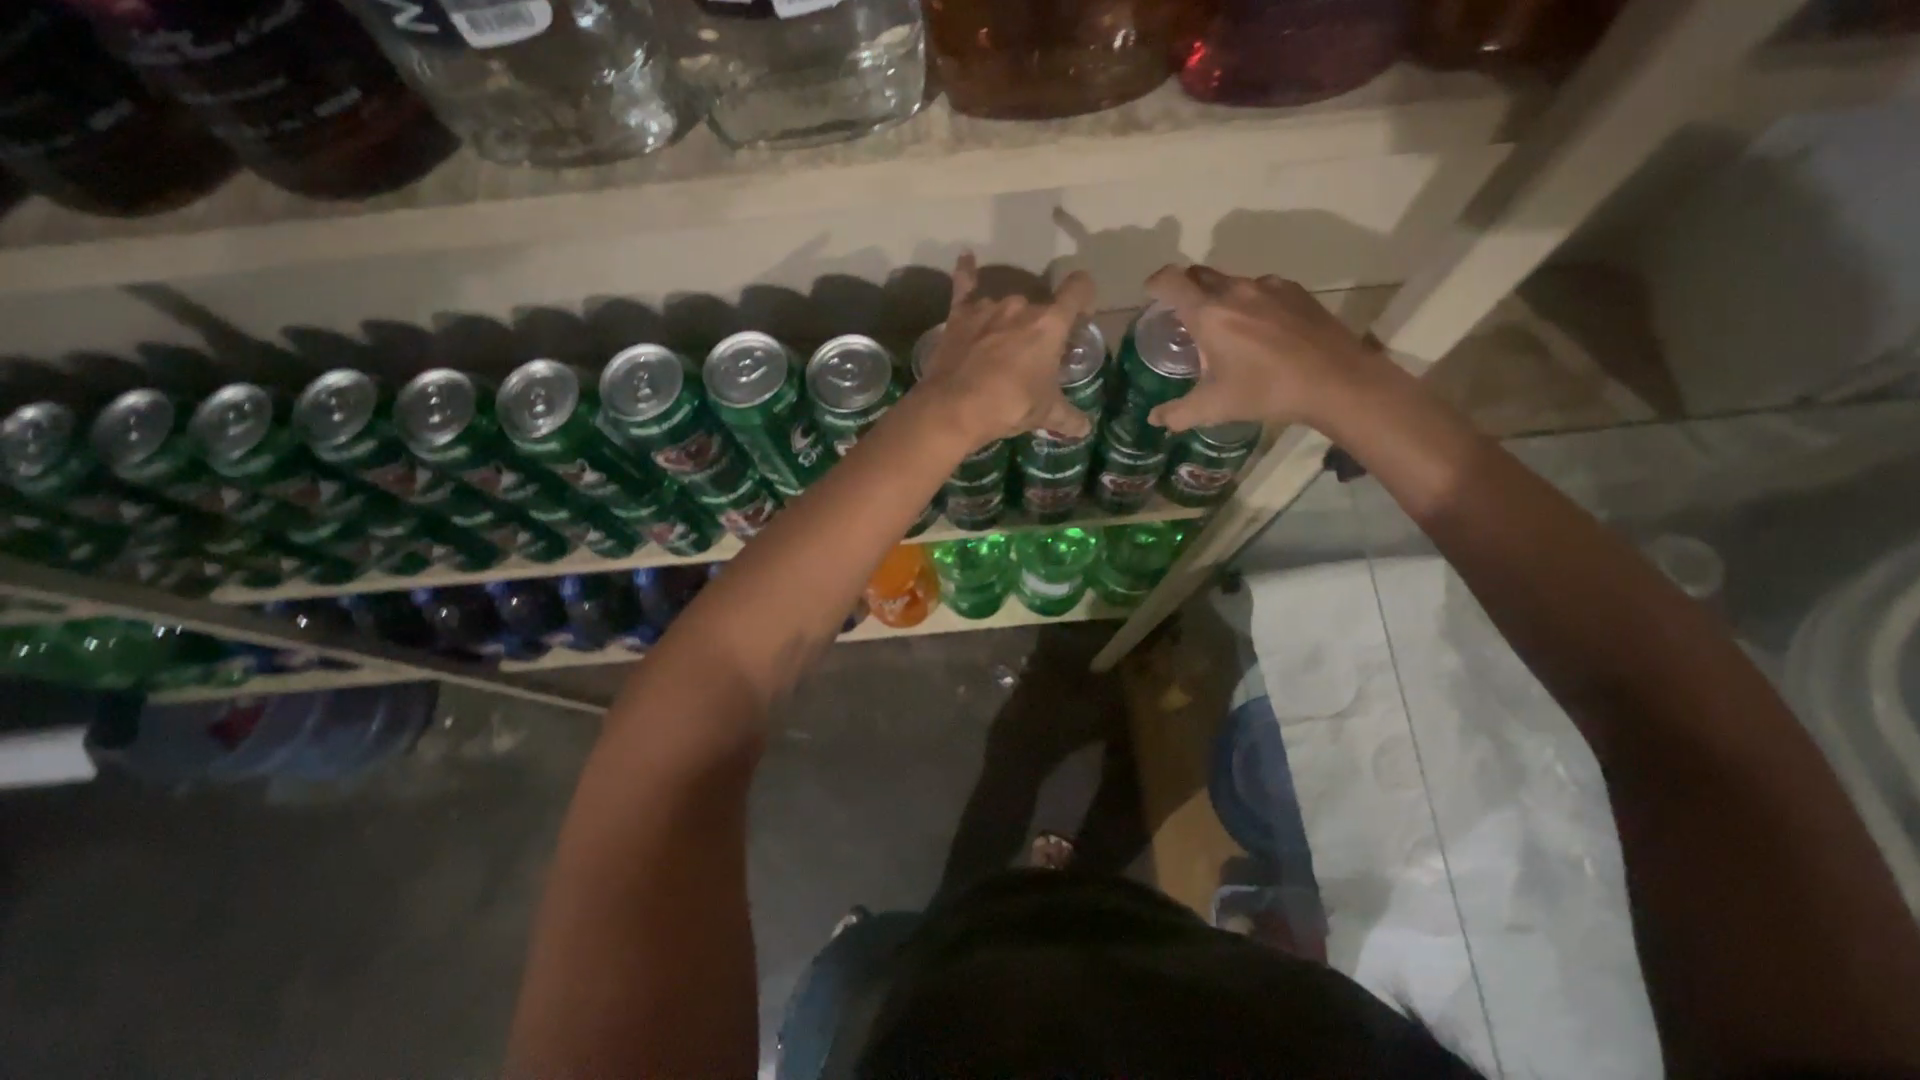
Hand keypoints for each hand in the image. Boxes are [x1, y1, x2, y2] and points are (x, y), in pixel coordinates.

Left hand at [913, 254, 1097, 448]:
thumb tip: (1085, 429)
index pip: (1078, 289)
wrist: (955, 407)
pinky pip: (965, 285)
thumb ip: (1069, 417)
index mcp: (1050, 323)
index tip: (1082, 314)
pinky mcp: (960, 314)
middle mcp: (1021, 305)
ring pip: (1008, 306)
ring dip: (1010, 321)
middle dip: (1042, 326)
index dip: (1084, 297)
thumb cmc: (1010, 405)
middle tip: (1035, 356)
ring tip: (1002, 350)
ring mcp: (988, 307)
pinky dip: (966, 271)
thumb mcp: (1045, 413)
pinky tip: (966, 257)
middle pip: (1041, 306)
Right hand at [1142, 264, 1385, 431]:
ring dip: (1220, 297)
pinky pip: (1261, 288)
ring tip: (1227, 328)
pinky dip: (1251, 302)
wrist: (1335, 380)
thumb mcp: (1216, 407)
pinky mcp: (1295, 291)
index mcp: (1208, 314)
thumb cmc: (1266, 391)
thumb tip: (1155, 419)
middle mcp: (1234, 291)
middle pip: (1198, 275)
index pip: (1170, 281)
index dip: (1155, 284)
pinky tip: (1263, 331)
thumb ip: (1179, 413)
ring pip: (1231, 282)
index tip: (1151, 295)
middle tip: (1185, 316)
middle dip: (1185, 290)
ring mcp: (1268, 287)